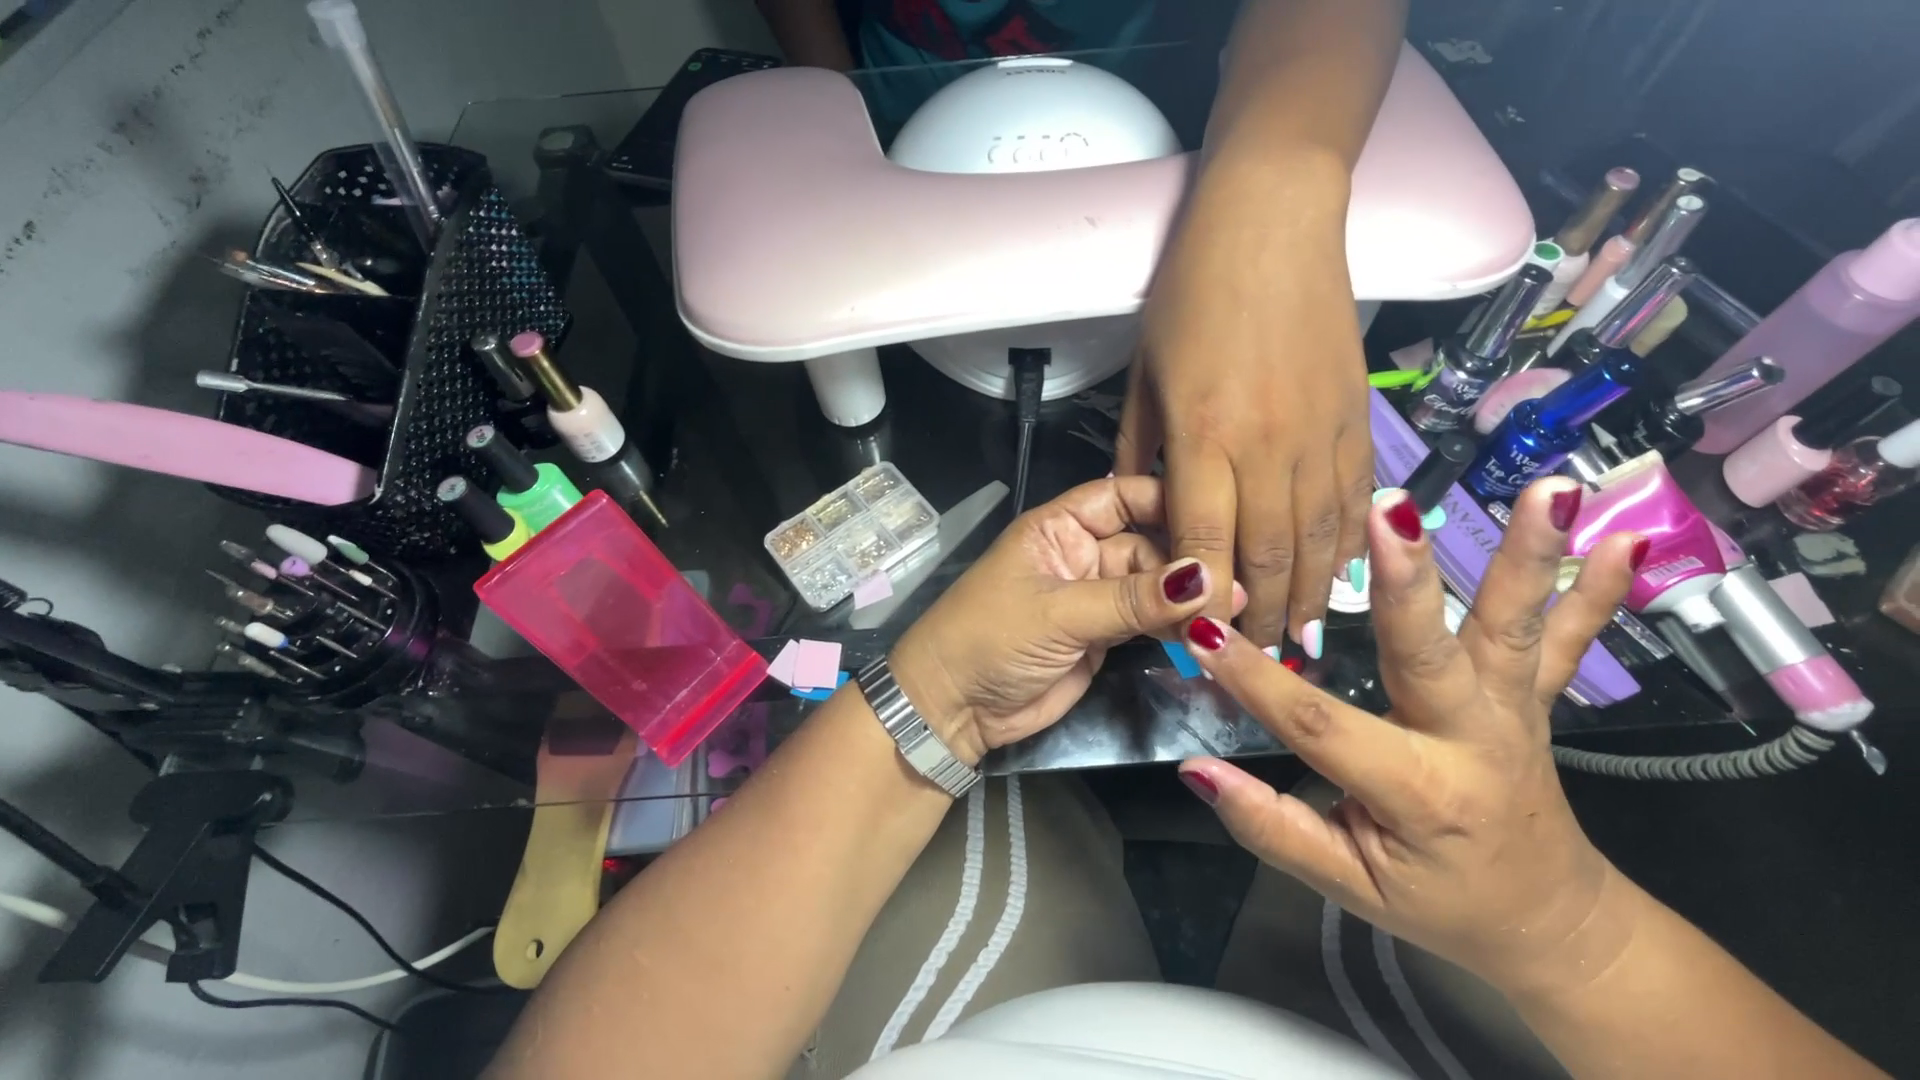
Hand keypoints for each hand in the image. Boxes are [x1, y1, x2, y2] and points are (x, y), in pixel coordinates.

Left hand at [889, 476, 1244, 767]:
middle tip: (1234, 583)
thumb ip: (1130, 598)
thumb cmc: (989, 639)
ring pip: (1153, 585)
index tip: (1218, 514)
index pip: (1122, 497)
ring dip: (1188, 598)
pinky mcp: (1104, 636)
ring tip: (1233, 609)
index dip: (1167, 500)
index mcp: (1058, 526)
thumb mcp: (1057, 613)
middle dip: (1187, 561)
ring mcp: (1095, 595)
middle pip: (1147, 543)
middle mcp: (1082, 553)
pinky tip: (1210, 632)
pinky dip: (1176, 627)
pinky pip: (1148, 621)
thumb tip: (1204, 578)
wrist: (955, 707)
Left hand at [1117, 155, 1372, 651]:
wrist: (1273, 220)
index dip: (1200, 600)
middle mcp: (1266, 449)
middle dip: (1258, 617)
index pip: (1200, 542)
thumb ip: (1140, 449)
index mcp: (1202, 438)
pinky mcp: (1359, 421)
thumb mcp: (1143, 374)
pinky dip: (1350, 552)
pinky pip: (1356, 503)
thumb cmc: (1190, 293)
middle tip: (1253, 660)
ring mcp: (1322, 436)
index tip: (1199, 640)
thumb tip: (1141, 505)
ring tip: (1298, 640)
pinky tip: (1343, 582)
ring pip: (1320, 542)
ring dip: (1309, 598)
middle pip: (1266, 557)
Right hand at [1172, 477, 1650, 995]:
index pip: (1316, 724)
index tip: (1201, 627)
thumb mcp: (1348, 885)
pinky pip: (1569, 644)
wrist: (1551, 925)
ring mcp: (1514, 713)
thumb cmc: (1441, 906)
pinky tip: (1631, 538)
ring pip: (1513, 630)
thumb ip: (1272, 827)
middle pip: (1428, 653)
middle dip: (1404, 582)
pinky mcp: (1537, 701)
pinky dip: (1599, 590)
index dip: (1253, 678)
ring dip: (1530, 558)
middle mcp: (1472, 740)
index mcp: (1416, 791)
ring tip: (1551, 490)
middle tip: (1387, 516)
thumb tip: (1199, 771)